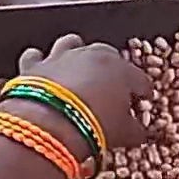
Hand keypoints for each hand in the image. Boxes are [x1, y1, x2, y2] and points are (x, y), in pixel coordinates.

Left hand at [10, 34, 153, 153]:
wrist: (51, 124)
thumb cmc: (95, 125)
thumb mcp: (126, 134)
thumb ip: (136, 131)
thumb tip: (140, 132)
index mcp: (122, 70)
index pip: (140, 81)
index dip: (142, 95)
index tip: (141, 105)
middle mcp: (93, 55)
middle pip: (110, 57)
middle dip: (113, 73)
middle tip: (113, 94)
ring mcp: (62, 56)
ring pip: (73, 44)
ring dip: (78, 55)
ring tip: (81, 74)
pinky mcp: (35, 65)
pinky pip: (36, 56)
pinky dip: (41, 63)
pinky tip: (45, 74)